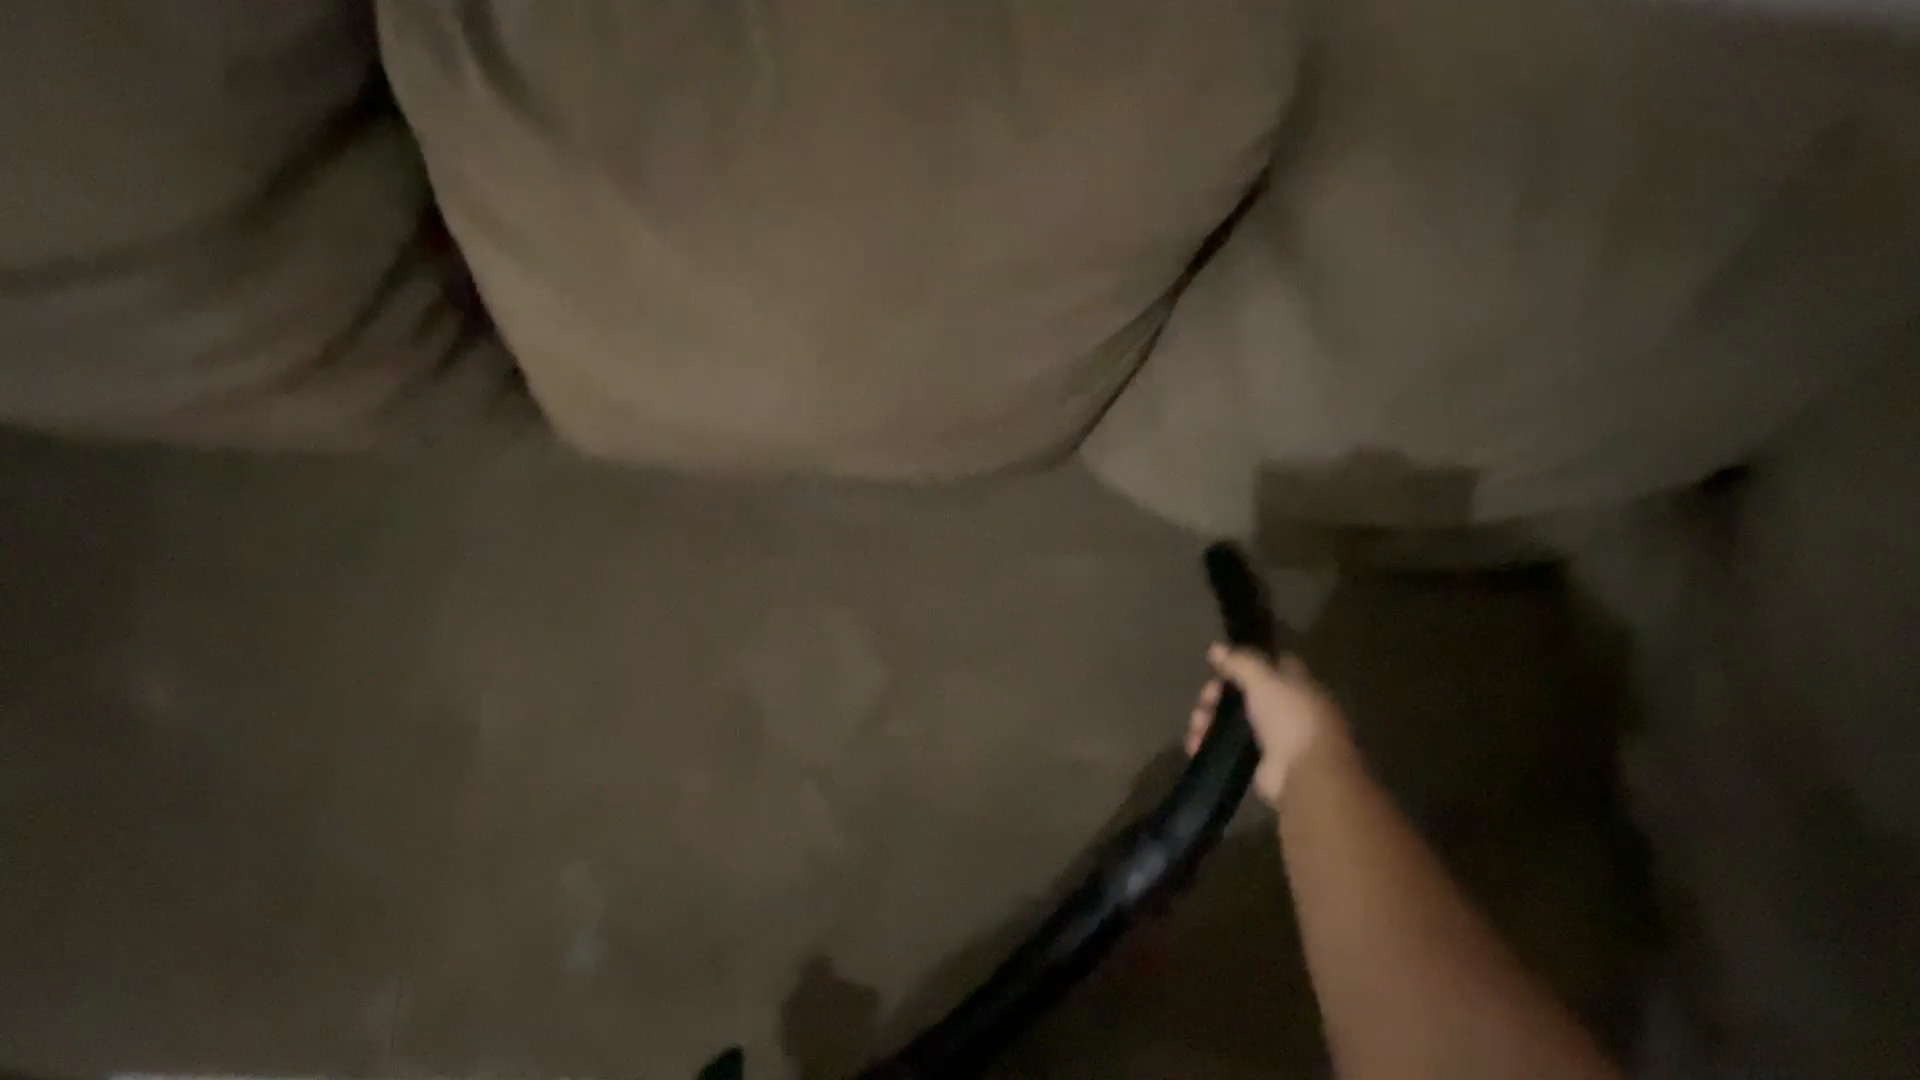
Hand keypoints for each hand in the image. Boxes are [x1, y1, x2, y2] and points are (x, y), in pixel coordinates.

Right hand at [1186, 644, 1348, 809]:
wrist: (1303, 774)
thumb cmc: (1290, 717)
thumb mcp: (1264, 680)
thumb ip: (1240, 662)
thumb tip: (1216, 648)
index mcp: (1297, 685)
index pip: (1270, 666)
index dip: (1245, 663)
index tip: (1220, 666)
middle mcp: (1287, 710)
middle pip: (1245, 695)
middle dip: (1219, 696)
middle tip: (1204, 701)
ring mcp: (1273, 738)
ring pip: (1233, 722)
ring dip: (1209, 721)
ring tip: (1196, 728)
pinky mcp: (1259, 764)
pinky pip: (1228, 748)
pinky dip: (1210, 745)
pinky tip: (1195, 744)